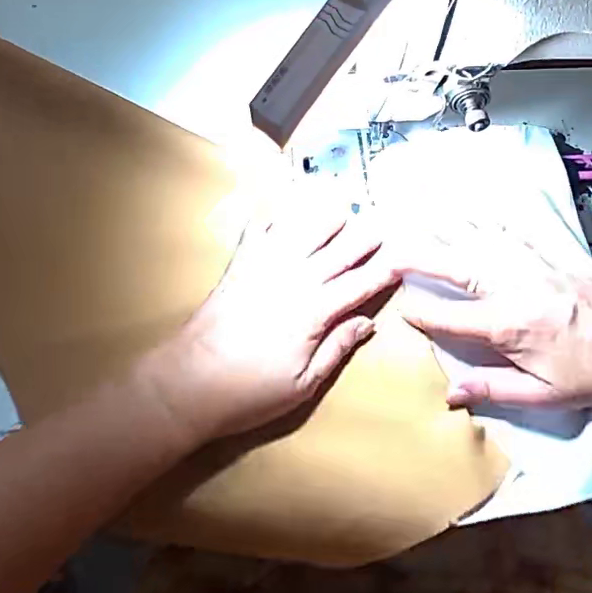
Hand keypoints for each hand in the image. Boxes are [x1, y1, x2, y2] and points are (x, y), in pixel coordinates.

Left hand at [135, 202, 396, 443]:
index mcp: (315, 310)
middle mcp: (295, 278)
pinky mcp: (240, 264)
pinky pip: (260, 229)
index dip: (384, 269)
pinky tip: (283, 201)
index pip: (359, 283)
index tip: (403, 254)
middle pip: (337, 249)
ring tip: (342, 202)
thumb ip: (337, 348)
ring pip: (303, 229)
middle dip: (363, 235)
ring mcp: (265, 266)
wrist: (188, 381)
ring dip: (325, 215)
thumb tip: (369, 322)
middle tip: (381, 221)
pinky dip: (275, 213)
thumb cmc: (250, 391)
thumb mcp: (303, 383)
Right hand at [393, 222, 591, 410]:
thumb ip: (493, 389)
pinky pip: (506, 230)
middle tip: (389, 250)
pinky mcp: (545, 254)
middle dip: (417, 256)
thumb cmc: (587, 377)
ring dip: (444, 227)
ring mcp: (529, 264)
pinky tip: (466, 209)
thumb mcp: (542, 397)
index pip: (449, 316)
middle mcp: (512, 287)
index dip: (421, 314)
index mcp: (508, 326)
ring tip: (416, 216)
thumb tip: (449, 394)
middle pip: (454, 265)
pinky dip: (481, 218)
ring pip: (477, 238)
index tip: (400, 310)